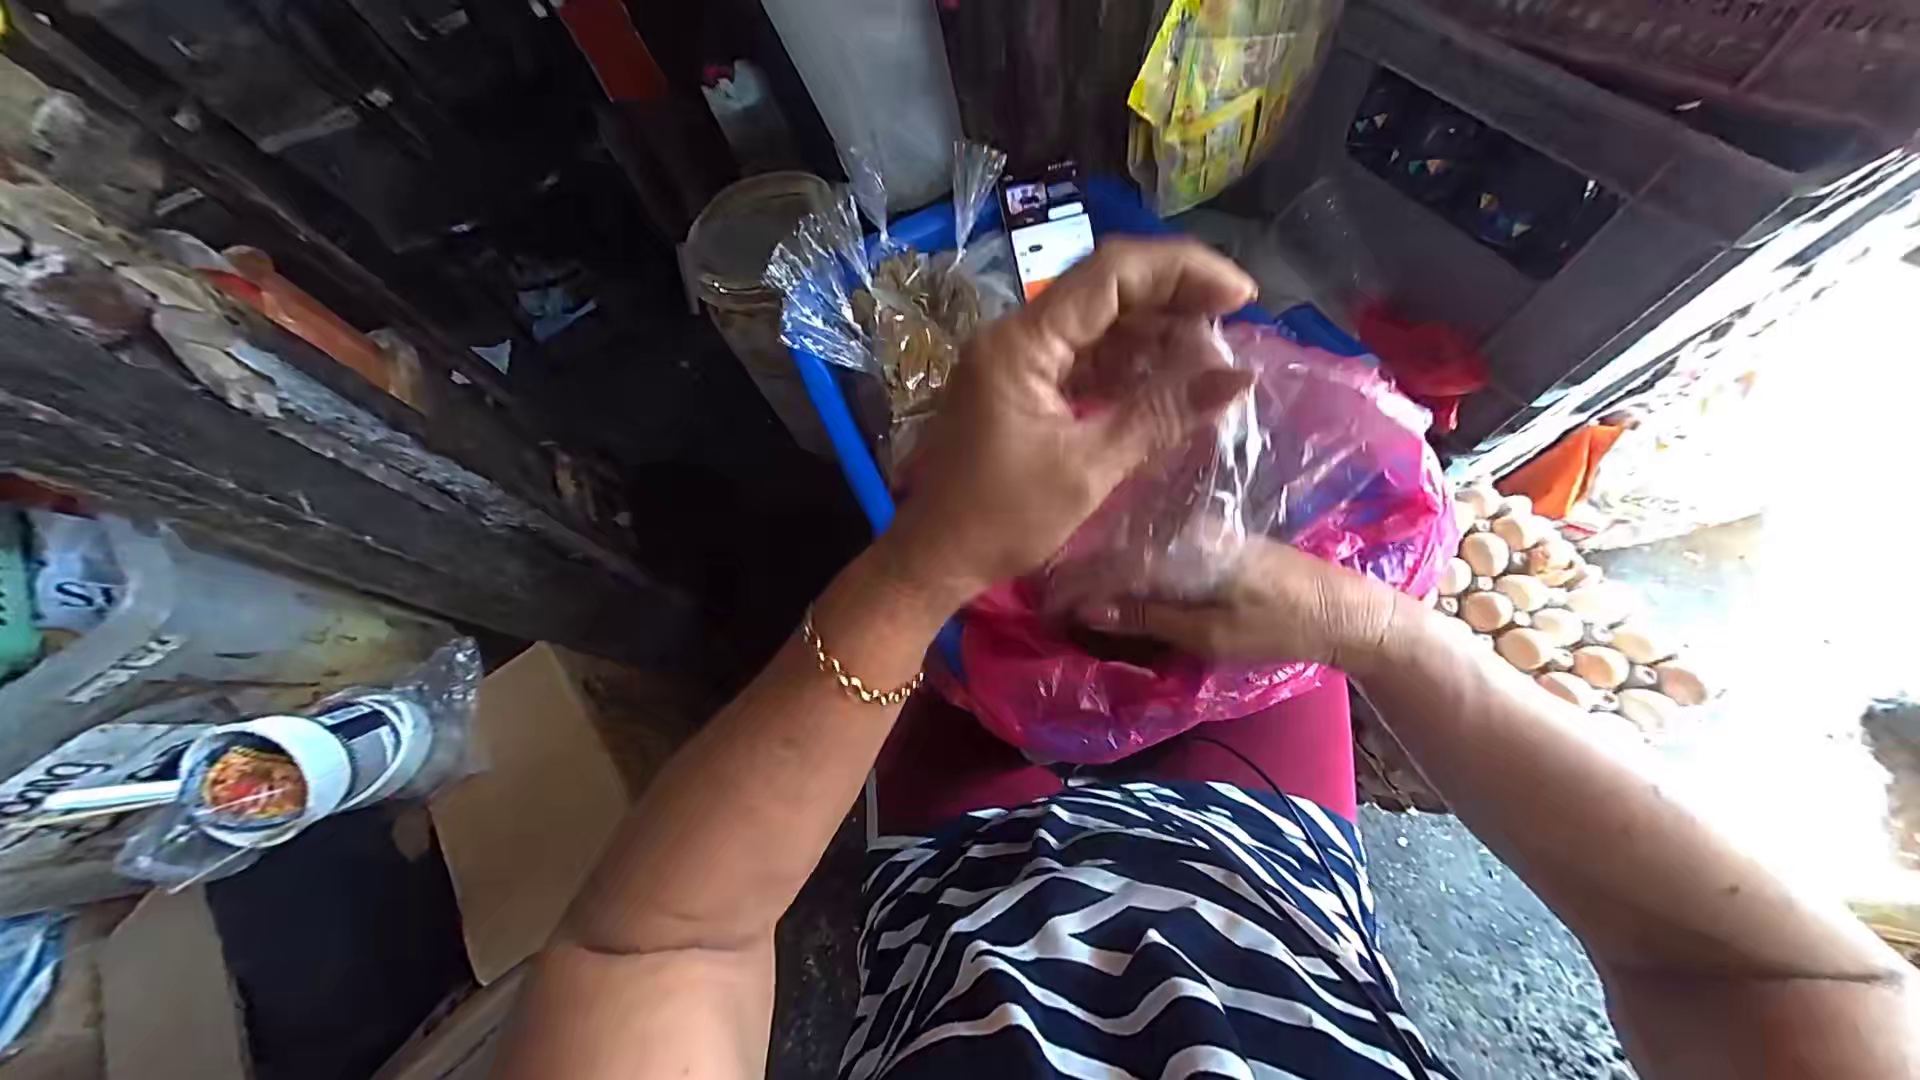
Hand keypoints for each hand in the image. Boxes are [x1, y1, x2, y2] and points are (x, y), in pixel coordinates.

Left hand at [878, 238, 1256, 606]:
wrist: (936, 556)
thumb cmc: (1002, 521)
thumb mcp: (1088, 470)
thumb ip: (1160, 416)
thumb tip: (1236, 378)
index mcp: (1020, 346)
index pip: (1110, 274)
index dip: (1183, 271)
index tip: (1241, 297)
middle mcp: (1012, 338)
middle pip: (1103, 292)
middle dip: (1173, 304)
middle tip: (1230, 331)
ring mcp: (1012, 362)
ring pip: (1094, 327)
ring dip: (1152, 337)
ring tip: (1208, 360)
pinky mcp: (1017, 388)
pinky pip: (1078, 361)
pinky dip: (1122, 368)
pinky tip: (1165, 381)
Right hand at [1078, 537, 1414, 673]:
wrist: (1347, 611)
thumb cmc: (1280, 626)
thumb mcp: (1210, 633)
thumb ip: (1147, 616)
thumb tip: (1088, 610)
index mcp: (1184, 546)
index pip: (1111, 560)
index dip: (1075, 583)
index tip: (1046, 604)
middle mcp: (1185, 526)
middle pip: (1117, 546)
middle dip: (1082, 572)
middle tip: (1053, 599)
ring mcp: (1198, 528)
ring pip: (1133, 545)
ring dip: (1103, 569)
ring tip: (1075, 592)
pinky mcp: (1208, 537)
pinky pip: (1154, 548)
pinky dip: (1129, 567)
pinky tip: (1115, 581)